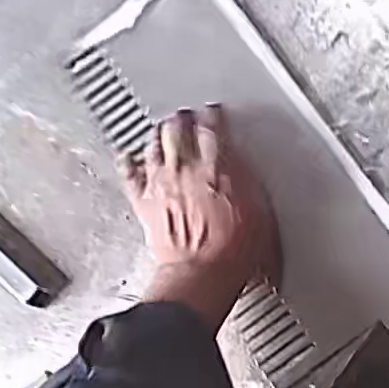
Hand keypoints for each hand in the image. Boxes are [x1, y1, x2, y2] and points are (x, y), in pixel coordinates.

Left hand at [125, 105, 276, 329]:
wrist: (201, 274)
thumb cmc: (231, 252)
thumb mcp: (259, 214)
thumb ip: (248, 185)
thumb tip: (244, 171)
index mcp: (218, 169)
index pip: (213, 128)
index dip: (214, 116)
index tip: (215, 113)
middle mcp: (186, 169)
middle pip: (179, 129)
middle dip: (183, 119)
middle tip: (187, 116)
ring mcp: (161, 183)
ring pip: (154, 143)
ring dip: (159, 133)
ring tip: (163, 128)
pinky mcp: (144, 202)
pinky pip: (129, 172)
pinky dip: (129, 160)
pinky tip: (129, 156)